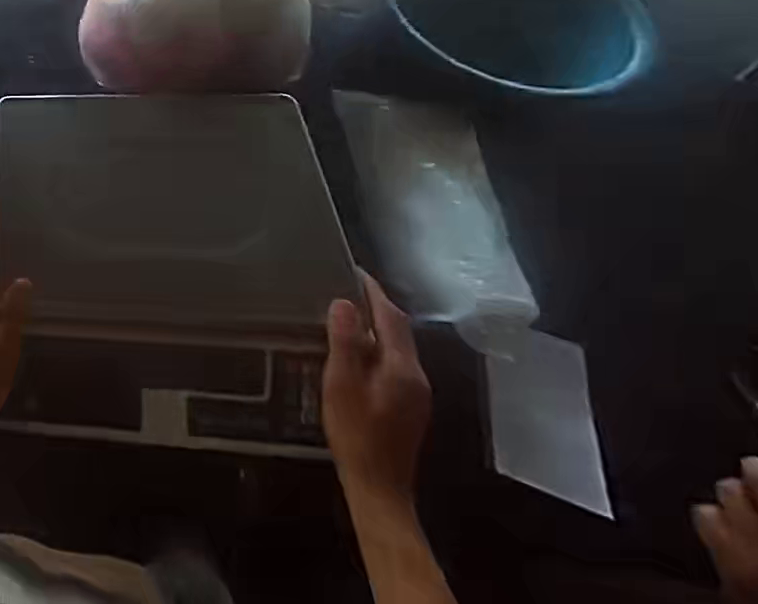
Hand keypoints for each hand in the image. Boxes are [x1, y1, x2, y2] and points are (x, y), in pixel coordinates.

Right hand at [323, 271, 431, 507]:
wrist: (378, 486)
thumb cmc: (355, 433)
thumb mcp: (341, 384)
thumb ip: (344, 342)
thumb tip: (344, 303)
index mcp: (402, 367)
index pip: (390, 317)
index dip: (373, 291)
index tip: (353, 270)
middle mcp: (416, 375)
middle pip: (398, 330)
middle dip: (375, 305)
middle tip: (344, 287)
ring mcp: (415, 392)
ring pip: (396, 346)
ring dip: (375, 326)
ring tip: (344, 313)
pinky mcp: (408, 405)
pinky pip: (393, 362)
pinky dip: (376, 346)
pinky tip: (354, 351)